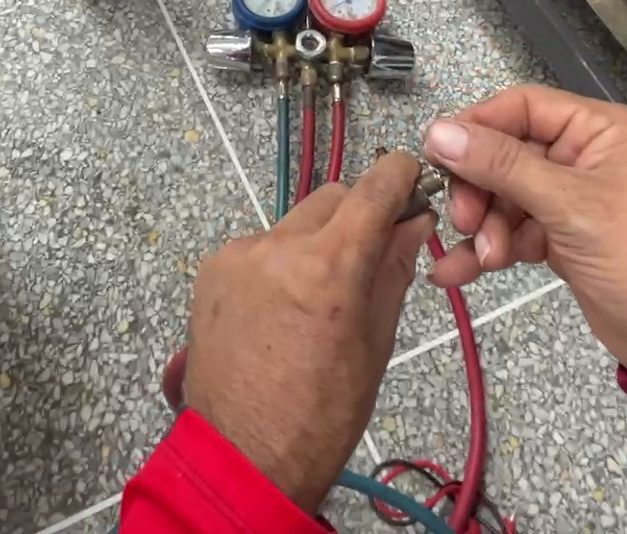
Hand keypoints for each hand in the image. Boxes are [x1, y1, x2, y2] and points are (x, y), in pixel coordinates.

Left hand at [182, 152, 435, 512]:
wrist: (241, 454)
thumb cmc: (322, 413)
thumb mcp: (375, 343)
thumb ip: (393, 269)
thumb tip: (413, 221)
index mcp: (328, 268)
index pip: (371, 191)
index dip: (397, 173)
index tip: (409, 171)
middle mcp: (279, 246)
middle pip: (331, 198)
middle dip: (356, 214)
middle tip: (369, 248)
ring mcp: (240, 253)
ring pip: (294, 223)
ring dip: (314, 241)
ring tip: (315, 295)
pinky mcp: (213, 266)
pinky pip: (260, 246)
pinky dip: (278, 261)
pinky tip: (278, 306)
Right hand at [422, 85, 626, 371]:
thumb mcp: (571, 206)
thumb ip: (500, 165)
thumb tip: (436, 130)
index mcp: (604, 132)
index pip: (524, 108)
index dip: (476, 126)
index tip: (437, 153)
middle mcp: (589, 158)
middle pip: (509, 154)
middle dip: (480, 189)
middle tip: (461, 219)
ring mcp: (578, 200)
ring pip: (509, 196)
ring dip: (485, 226)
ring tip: (481, 258)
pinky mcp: (568, 238)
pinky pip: (518, 231)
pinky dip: (491, 249)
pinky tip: (459, 271)